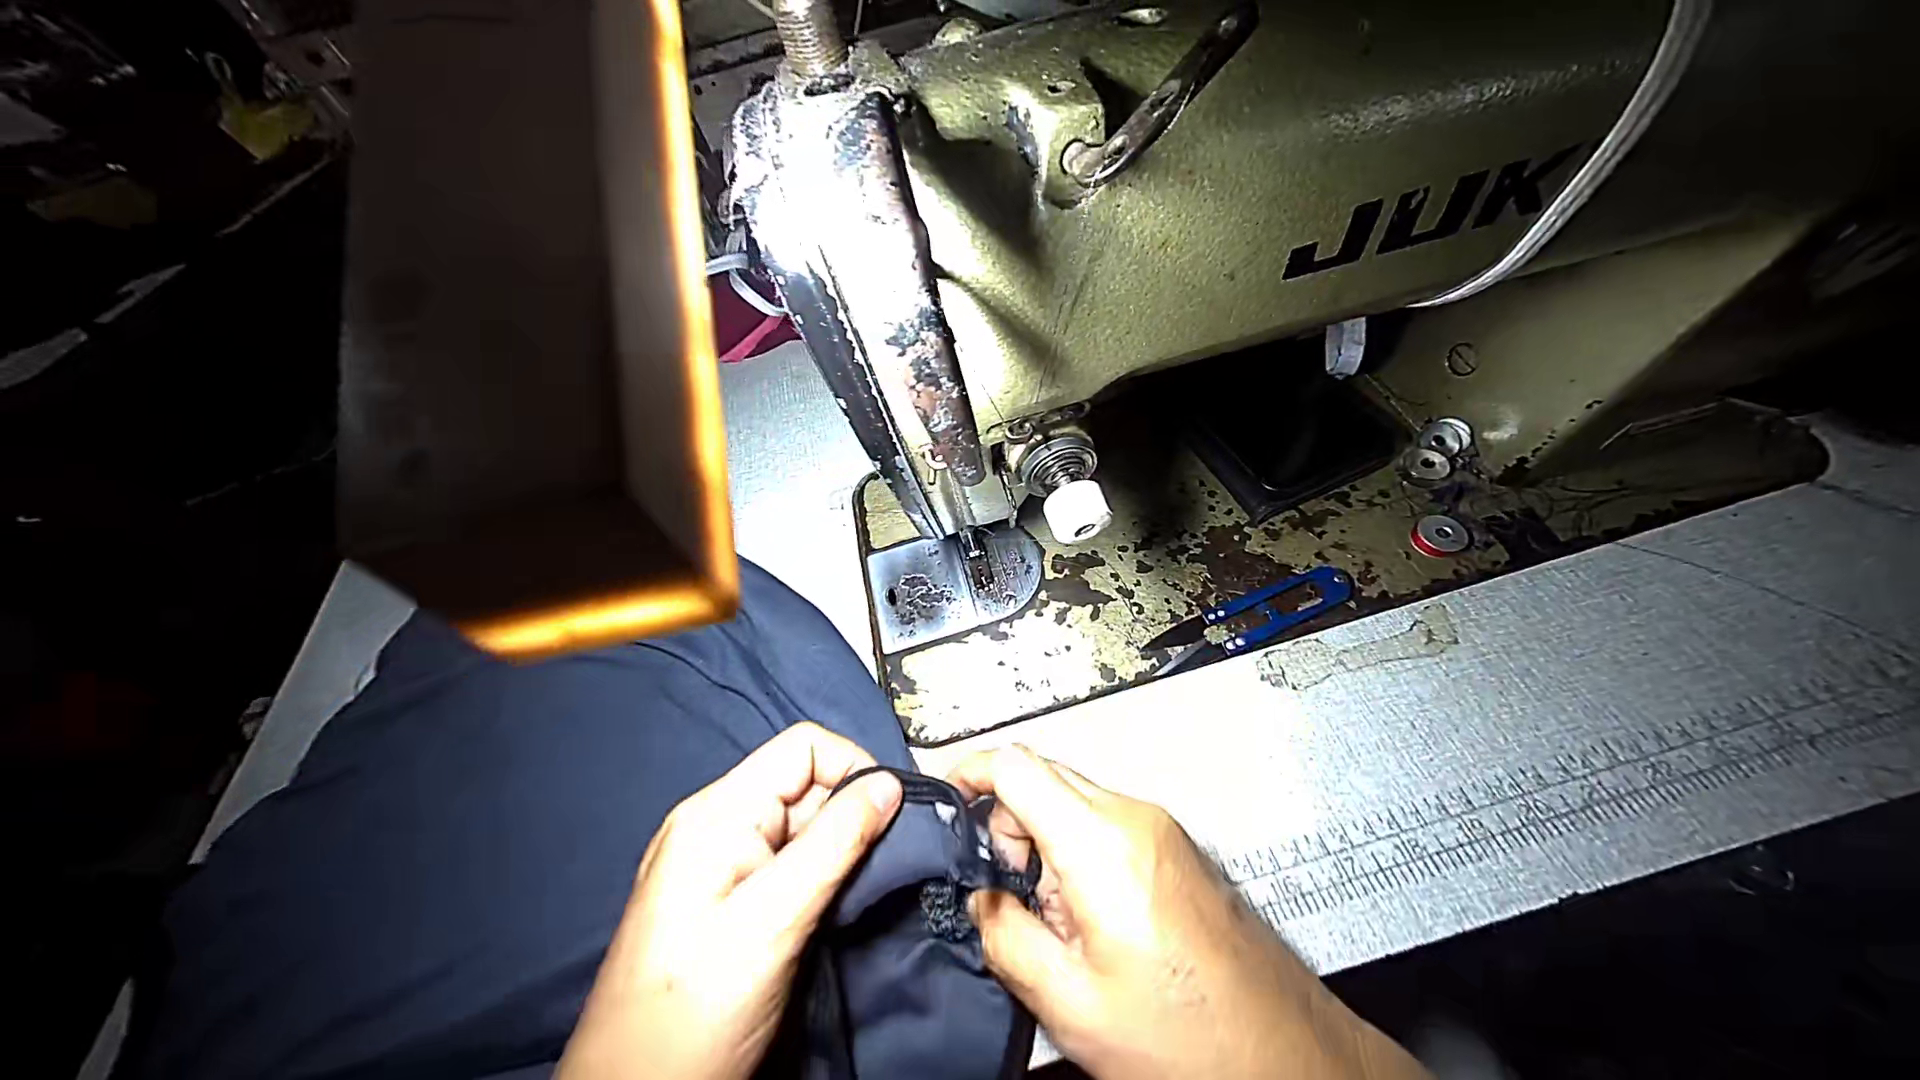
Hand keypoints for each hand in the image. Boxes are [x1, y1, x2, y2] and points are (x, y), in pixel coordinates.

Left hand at [558, 723, 902, 1079]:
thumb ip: (835, 844)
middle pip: (806, 784)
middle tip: (878, 868)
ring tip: (855, 895)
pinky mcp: (728, 896)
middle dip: (850, 814)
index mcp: (719, 814)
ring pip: (803, 825)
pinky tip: (832, 908)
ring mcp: (719, 861)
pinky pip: (788, 860)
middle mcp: (718, 824)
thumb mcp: (773, 922)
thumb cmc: (693, 1016)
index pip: (803, 748)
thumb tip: (891, 783)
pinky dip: (820, 873)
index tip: (891, 815)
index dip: (853, 767)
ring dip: (839, 849)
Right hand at [948, 746, 1428, 1079]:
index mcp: (1100, 842)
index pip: (1015, 766)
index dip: (969, 773)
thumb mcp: (1070, 1002)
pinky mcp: (1173, 842)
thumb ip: (1004, 933)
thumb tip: (980, 894)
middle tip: (1006, 888)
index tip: (948, 802)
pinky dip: (1075, 846)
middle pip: (1042, 775)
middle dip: (1006, 820)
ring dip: (1042, 837)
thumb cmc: (1188, 1042)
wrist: (1289, 1060)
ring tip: (1053, 915)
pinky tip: (1088, 912)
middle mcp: (1132, 815)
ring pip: (1071, 798)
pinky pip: (1104, 819)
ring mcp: (1158, 825)